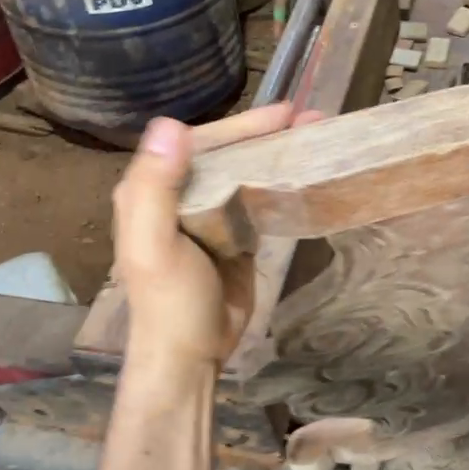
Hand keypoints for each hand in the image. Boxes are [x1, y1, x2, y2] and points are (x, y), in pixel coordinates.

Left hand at [112, 101, 318, 372]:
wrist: (191, 356)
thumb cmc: (170, 304)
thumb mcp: (154, 247)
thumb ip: (156, 187)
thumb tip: (171, 125)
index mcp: (150, 190)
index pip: (199, 142)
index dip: (241, 125)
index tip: (283, 113)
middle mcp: (179, 194)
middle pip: (227, 151)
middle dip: (268, 132)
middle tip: (312, 118)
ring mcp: (209, 213)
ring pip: (246, 169)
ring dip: (279, 151)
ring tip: (317, 136)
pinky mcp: (235, 233)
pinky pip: (258, 196)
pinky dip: (282, 179)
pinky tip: (307, 171)